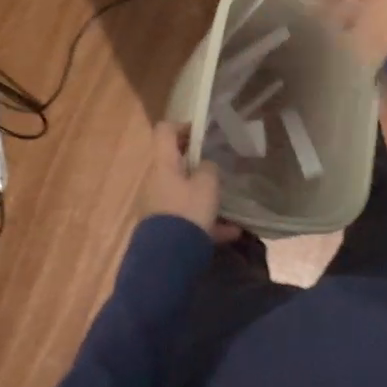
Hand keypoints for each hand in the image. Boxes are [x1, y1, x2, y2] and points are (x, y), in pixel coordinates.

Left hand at [141, 122, 239, 242]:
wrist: (167, 260)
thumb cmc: (188, 212)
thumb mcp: (207, 185)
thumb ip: (209, 169)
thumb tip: (205, 165)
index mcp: (163, 164)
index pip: (165, 131)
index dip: (183, 126)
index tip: (203, 133)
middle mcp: (156, 181)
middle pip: (175, 163)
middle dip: (198, 165)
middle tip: (219, 167)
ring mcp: (158, 206)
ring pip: (184, 193)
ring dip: (205, 197)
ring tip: (230, 207)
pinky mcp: (164, 229)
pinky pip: (187, 218)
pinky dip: (206, 223)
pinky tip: (230, 233)